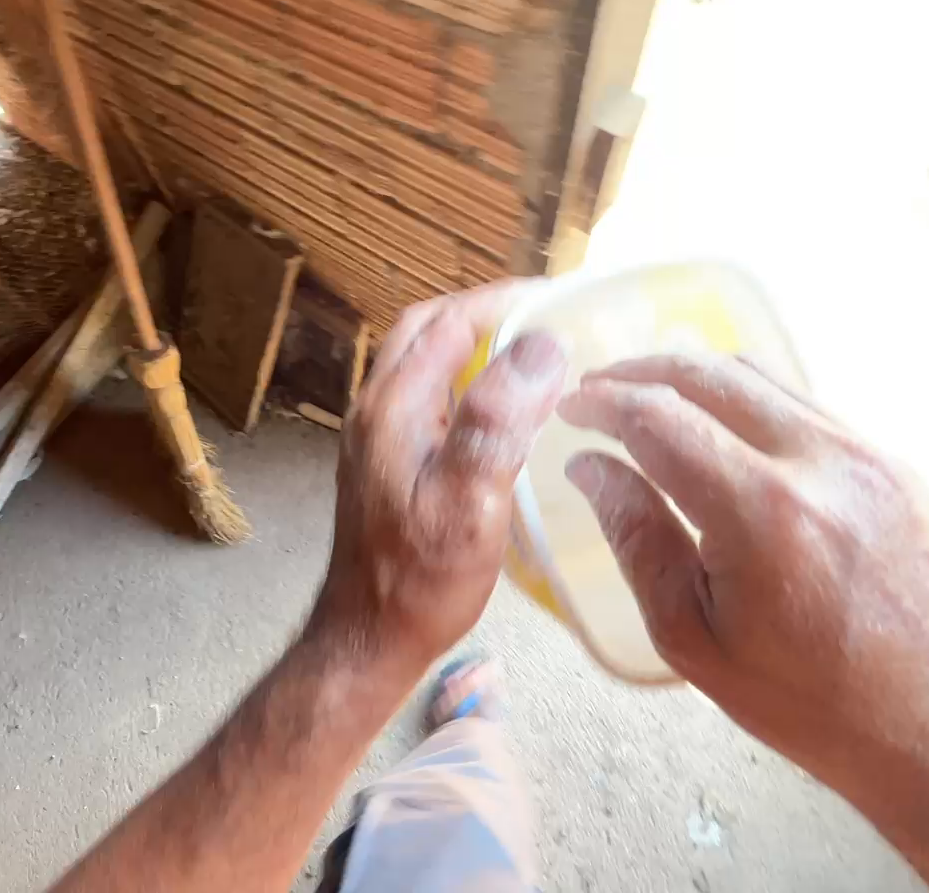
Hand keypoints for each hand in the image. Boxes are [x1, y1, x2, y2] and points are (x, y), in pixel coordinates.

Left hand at [310, 283, 566, 673]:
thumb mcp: (469, 501)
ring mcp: (374, 431)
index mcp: (391, 407)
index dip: (502, 301)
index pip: (447, 323)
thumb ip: (496, 421)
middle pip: (425, 331)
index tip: (558, 297)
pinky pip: (422, 393)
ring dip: (469, 343)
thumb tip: (541, 345)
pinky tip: (497, 405)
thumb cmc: (422, 576)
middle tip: (542, 318)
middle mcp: (375, 408)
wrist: (370, 630)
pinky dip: (459, 378)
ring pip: (421, 360)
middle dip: (482, 313)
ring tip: (527, 352)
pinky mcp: (383, 455)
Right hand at [557, 353, 928, 835]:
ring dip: (685, 376)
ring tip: (642, 400)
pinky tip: (711, 427)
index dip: (598, 402)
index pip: (656, 417)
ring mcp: (870, 457)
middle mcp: (824, 464)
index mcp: (763, 513)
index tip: (565, 409)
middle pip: (704, 374)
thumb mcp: (688, 635)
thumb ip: (633, 535)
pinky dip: (737, 396)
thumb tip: (586, 465)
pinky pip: (798, 401)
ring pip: (755, 374)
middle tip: (592, 391)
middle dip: (633, 372)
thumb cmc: (810, 704)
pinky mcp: (894, 466)